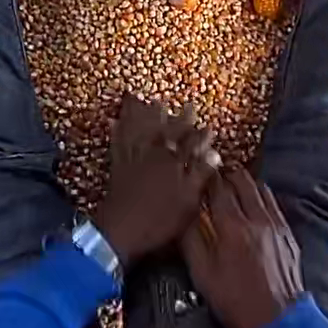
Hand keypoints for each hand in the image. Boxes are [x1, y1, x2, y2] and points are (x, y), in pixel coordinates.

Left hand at [93, 93, 219, 264]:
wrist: (122, 228)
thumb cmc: (159, 219)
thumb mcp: (187, 201)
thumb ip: (200, 175)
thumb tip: (214, 154)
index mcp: (173, 162)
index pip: (191, 143)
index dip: (201, 135)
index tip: (209, 126)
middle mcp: (154, 154)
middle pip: (167, 130)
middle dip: (179, 118)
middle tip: (188, 106)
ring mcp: (134, 157)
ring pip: (141, 129)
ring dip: (144, 114)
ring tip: (147, 99)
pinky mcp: (118, 165)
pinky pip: (117, 141)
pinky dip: (116, 129)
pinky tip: (113, 120)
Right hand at [182, 169, 304, 327]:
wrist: (280, 326)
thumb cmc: (236, 303)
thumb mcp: (202, 275)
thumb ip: (191, 240)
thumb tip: (183, 215)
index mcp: (232, 227)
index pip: (218, 186)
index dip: (206, 177)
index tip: (197, 176)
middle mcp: (257, 219)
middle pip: (242, 179)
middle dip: (226, 174)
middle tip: (214, 180)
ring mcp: (276, 225)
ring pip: (261, 188)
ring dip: (245, 184)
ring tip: (233, 190)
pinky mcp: (288, 235)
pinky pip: (274, 204)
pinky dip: (260, 199)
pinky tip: (252, 209)